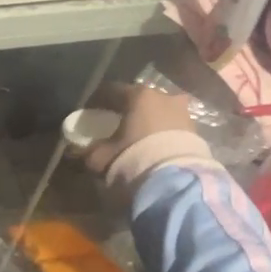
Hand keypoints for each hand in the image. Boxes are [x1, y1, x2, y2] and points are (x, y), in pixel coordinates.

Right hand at [81, 80, 198, 176]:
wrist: (176, 181)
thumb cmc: (133, 159)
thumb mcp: (101, 158)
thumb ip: (87, 151)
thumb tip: (74, 150)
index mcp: (138, 96)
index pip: (112, 90)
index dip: (97, 100)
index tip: (89, 110)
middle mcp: (164, 96)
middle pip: (139, 99)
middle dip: (126, 110)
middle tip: (115, 124)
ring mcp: (183, 112)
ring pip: (159, 112)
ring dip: (147, 121)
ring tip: (138, 138)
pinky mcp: (196, 131)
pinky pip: (172, 127)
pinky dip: (162, 134)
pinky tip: (154, 148)